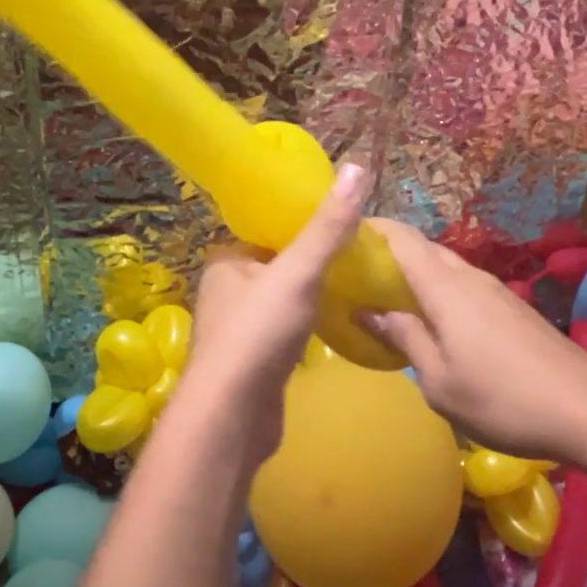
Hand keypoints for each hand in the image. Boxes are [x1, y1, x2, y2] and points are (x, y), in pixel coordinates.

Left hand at [178, 164, 369, 463]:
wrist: (232, 419)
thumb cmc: (257, 334)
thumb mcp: (297, 272)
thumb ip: (327, 227)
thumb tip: (357, 167)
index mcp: (226, 260)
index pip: (269, 229)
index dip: (305, 223)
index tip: (346, 220)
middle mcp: (226, 290)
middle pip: (279, 264)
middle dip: (314, 261)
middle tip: (360, 254)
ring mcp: (239, 329)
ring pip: (284, 299)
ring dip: (313, 295)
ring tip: (357, 284)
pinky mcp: (255, 362)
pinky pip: (287, 331)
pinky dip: (310, 325)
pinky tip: (337, 324)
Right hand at [359, 218, 586, 459]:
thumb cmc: (503, 398)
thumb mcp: (439, 380)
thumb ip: (404, 338)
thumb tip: (368, 310)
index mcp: (445, 286)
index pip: (401, 236)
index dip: (370, 226)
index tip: (339, 233)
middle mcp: (469, 276)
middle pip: (421, 247)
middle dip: (386, 251)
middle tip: (353, 273)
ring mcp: (494, 290)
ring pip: (443, 266)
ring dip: (413, 273)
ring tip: (384, 296)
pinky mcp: (511, 308)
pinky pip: (462, 286)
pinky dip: (437, 291)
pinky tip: (430, 320)